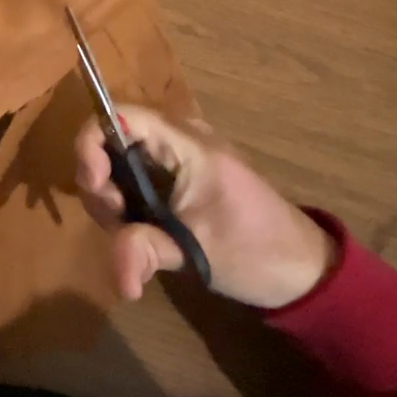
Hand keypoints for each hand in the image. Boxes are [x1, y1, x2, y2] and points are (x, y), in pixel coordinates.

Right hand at [74, 106, 336, 307]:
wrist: (304, 269)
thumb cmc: (257, 251)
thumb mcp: (198, 252)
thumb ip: (148, 252)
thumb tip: (117, 282)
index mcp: (186, 142)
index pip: (119, 114)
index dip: (92, 142)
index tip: (96, 185)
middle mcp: (176, 138)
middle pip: (111, 140)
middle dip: (101, 181)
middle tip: (117, 221)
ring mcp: (176, 155)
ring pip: (118, 161)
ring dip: (111, 196)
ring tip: (131, 235)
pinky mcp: (176, 175)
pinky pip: (133, 175)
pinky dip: (125, 201)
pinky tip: (138, 233)